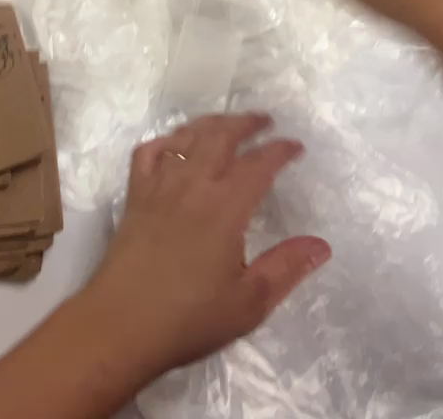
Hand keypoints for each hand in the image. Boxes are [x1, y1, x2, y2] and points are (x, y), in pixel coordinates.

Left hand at [71, 113, 329, 377]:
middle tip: (264, 120)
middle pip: (220, 136)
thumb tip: (321, 244)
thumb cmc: (190, 317)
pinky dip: (166, 140)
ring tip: (226, 123)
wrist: (121, 323)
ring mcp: (158, 186)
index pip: (257, 165)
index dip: (279, 150)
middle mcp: (191, 185)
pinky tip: (175, 144)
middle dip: (245, 123)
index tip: (295, 145)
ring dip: (210, 123)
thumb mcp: (249, 302)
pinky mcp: (134, 195)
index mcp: (224, 208)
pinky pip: (149, 152)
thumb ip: (286, 268)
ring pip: (185, 137)